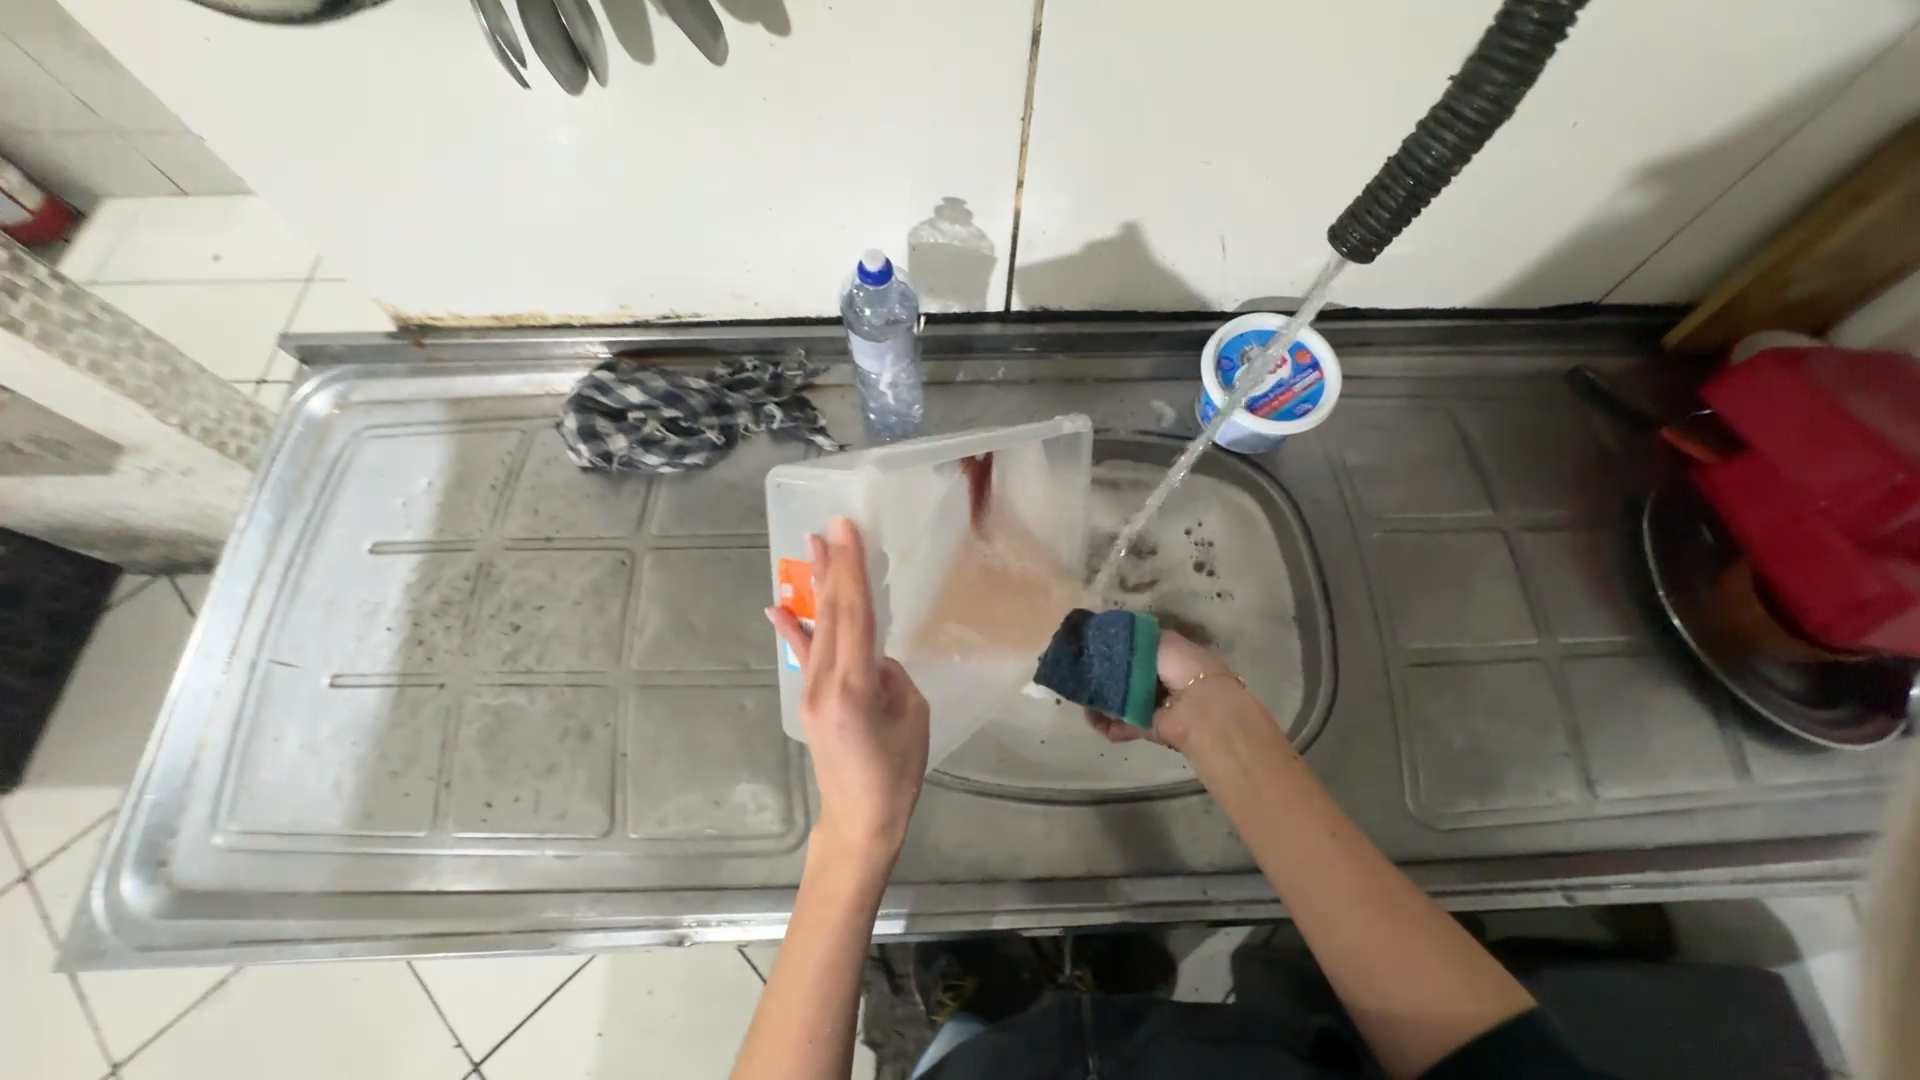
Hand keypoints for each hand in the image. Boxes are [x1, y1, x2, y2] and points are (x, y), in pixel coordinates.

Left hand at [767, 517, 929, 861]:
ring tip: (813, 547)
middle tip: (832, 526)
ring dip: (818, 586)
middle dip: (834, 567)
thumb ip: (889, 675)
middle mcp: (823, 683)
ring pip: (817, 628)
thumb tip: (871, 656)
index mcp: (853, 687)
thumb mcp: (912, 716)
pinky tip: (778, 607)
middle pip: (831, 614)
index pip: (854, 616)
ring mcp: (810, 691)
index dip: (852, 571)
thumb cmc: (897, 773)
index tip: (848, 532)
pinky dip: (794, 629)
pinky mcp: (808, 700)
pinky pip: (804, 656)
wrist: (860, 818)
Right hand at [1084, 630, 1261, 753]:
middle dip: (1102, 675)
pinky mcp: (1144, 728)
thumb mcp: (1162, 640)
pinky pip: (1119, 725)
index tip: (1092, 646)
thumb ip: (1135, 640)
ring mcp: (1151, 706)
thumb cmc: (1184, 667)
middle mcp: (1159, 680)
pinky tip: (1089, 716)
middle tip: (1081, 670)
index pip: (1135, 650)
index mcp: (1167, 656)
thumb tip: (1112, 638)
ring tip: (1080, 695)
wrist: (1201, 709)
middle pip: (1124, 677)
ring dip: (1099, 700)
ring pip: (1118, 702)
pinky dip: (1103, 723)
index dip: (1114, 649)